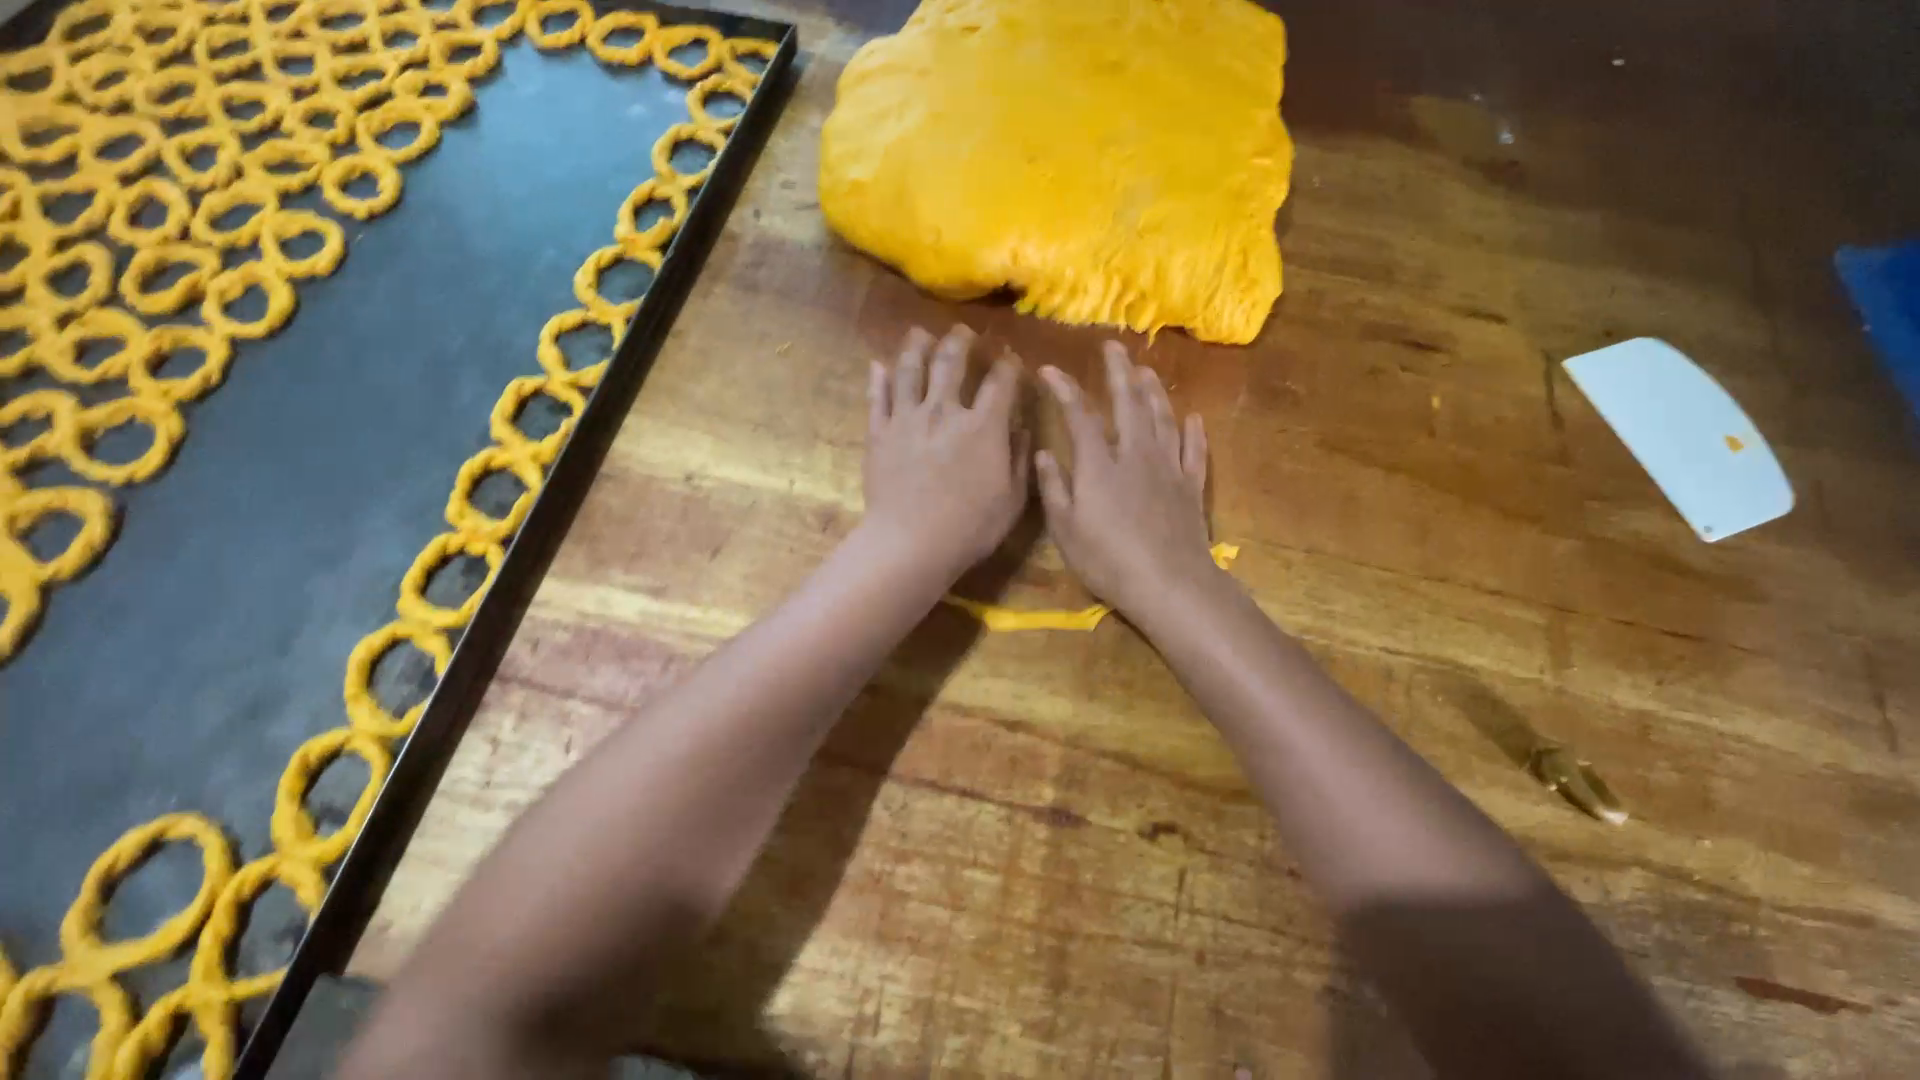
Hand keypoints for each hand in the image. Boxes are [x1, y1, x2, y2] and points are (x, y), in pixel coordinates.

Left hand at [863, 324, 1028, 576]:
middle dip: (959, 342)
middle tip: (962, 332)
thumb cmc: (969, 528)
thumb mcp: (1012, 500)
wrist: (910, 543)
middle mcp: (944, 411)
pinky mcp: (879, 434)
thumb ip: (1020, 461)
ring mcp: (907, 419)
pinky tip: (878, 365)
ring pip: (910, 370)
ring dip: (916, 348)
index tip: (1010, 358)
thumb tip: (1023, 430)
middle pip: (950, 363)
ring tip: (919, 334)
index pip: (1000, 382)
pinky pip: (878, 398)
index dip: (1008, 365)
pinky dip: (878, 378)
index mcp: (983, 426)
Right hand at [1035, 341, 1214, 615]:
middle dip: (1118, 371)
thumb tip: (1044, 454)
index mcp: (1099, 464)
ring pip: (1162, 418)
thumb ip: (1054, 488)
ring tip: (1146, 370)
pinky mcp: (1191, 486)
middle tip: (1113, 347)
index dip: (1063, 389)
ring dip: (1153, 391)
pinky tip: (1193, 417)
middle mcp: (1135, 454)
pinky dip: (1194, 431)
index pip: (1078, 415)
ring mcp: (1168, 468)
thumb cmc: (1108, 561)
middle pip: (1128, 403)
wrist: (1170, 583)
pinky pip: (1194, 450)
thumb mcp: (1066, 530)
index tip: (1048, 370)